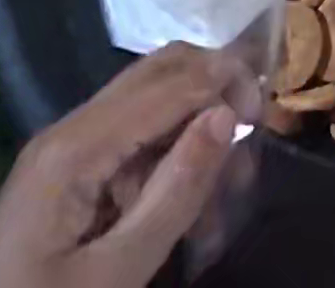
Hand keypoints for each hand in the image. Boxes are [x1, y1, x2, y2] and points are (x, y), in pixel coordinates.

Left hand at [0, 43, 258, 287]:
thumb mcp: (114, 274)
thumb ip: (176, 191)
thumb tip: (227, 115)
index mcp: (75, 147)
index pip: (171, 82)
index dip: (226, 83)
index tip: (266, 114)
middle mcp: (71, 128)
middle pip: (163, 68)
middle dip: (216, 84)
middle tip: (253, 123)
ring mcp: (68, 146)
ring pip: (155, 98)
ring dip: (200, 121)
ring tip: (231, 177)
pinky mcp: (70, 169)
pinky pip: (137, 135)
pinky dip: (174, 152)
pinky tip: (194, 198)